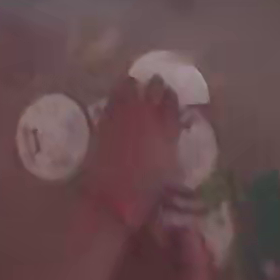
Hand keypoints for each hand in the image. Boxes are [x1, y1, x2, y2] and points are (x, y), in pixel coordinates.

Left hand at [81, 77, 181, 228]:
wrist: (110, 196)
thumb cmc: (145, 194)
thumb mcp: (168, 173)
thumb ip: (170, 147)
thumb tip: (171, 135)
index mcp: (167, 129)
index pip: (173, 101)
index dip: (171, 97)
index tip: (170, 96)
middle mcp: (148, 113)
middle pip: (155, 86)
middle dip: (156, 85)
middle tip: (156, 87)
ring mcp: (125, 111)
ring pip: (133, 84)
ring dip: (135, 85)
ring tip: (135, 87)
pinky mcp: (107, 113)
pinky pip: (114, 93)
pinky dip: (118, 91)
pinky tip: (119, 95)